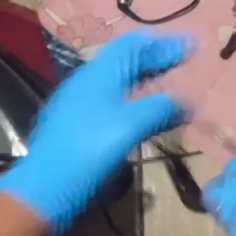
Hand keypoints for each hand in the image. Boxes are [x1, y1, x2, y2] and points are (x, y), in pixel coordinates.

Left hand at [0, 30, 186, 231]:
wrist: (42, 192)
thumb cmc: (88, 152)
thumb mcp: (130, 126)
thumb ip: (160, 108)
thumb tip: (185, 104)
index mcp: (101, 73)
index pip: (136, 43)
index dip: (165, 43)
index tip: (192, 47)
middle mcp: (89, 80)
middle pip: (127, 58)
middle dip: (158, 58)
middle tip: (185, 64)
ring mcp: (80, 102)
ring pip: (120, 79)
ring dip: (147, 77)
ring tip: (170, 85)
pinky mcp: (77, 123)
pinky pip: (113, 97)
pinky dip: (135, 95)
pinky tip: (145, 111)